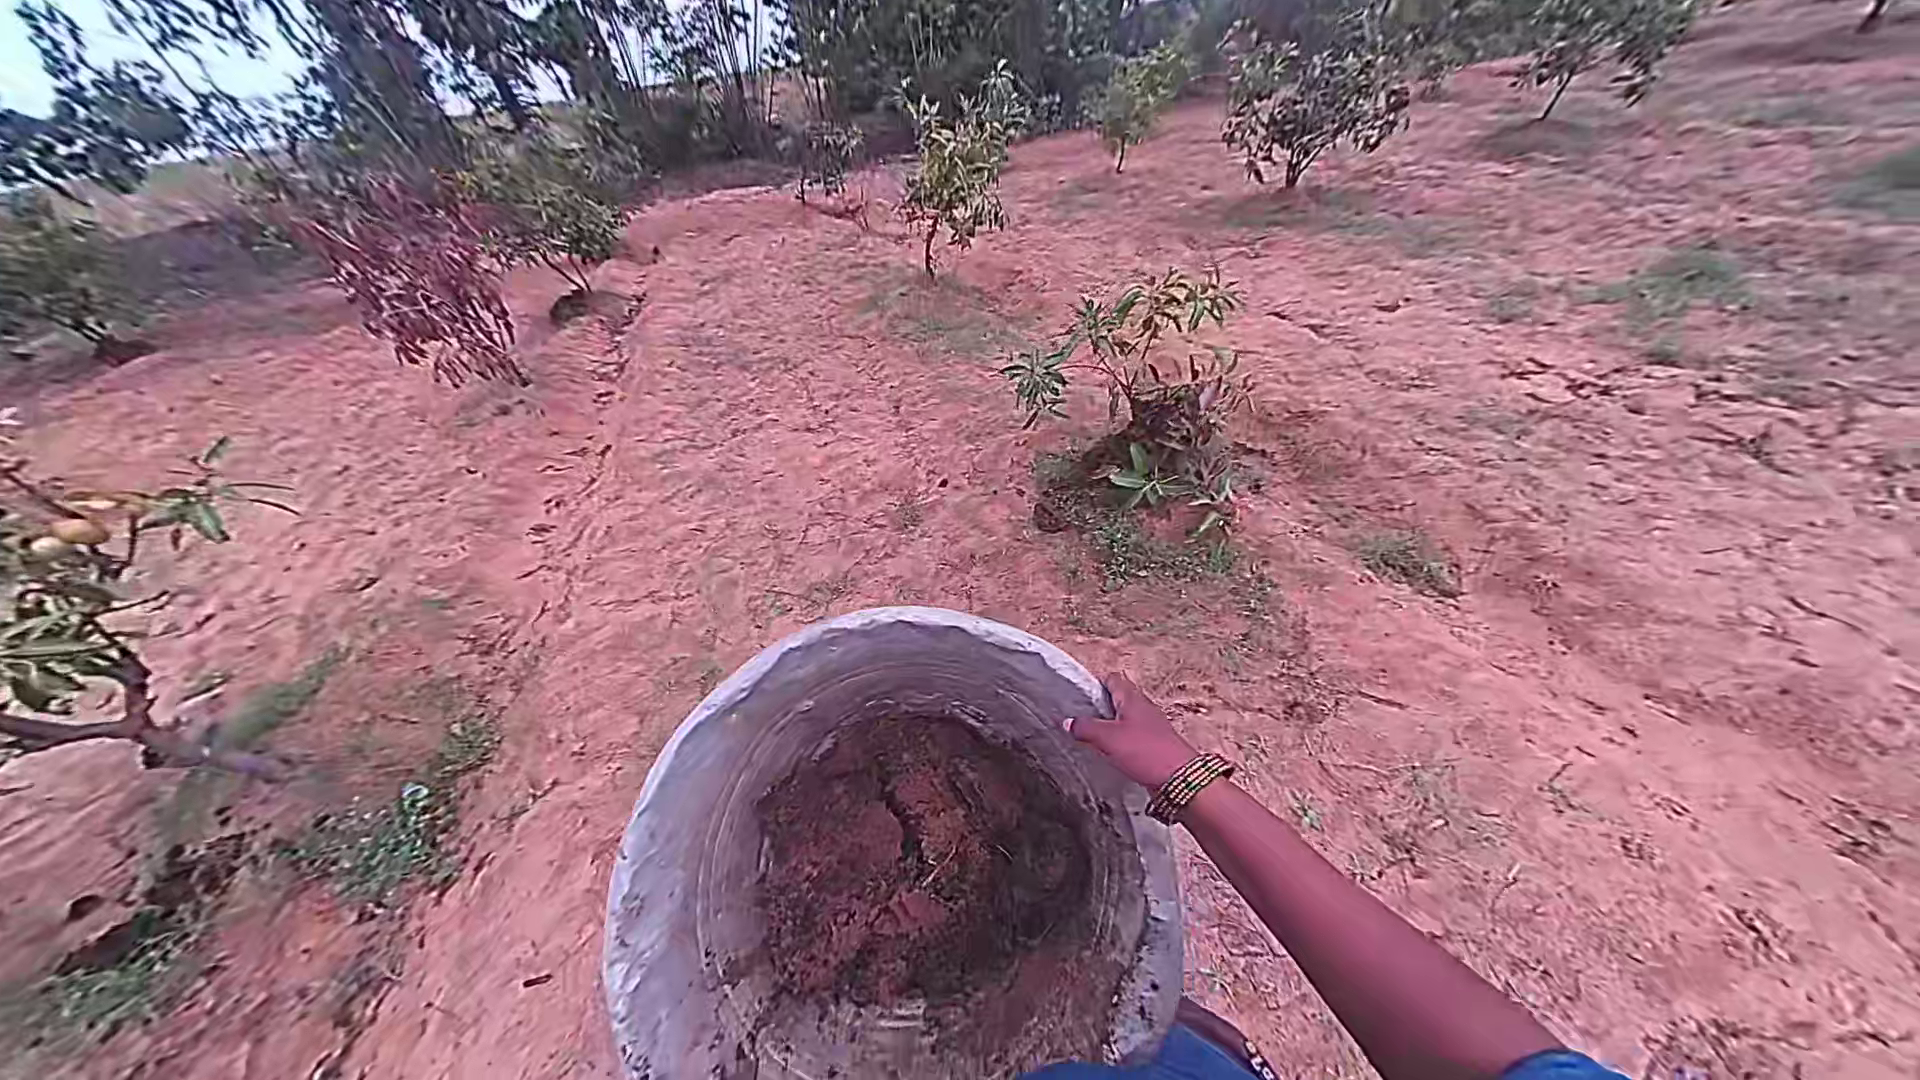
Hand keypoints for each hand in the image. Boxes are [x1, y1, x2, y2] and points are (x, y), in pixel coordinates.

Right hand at [1064, 672, 1197, 790]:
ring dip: (1111, 725)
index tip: (1080, 694)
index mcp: (1132, 699)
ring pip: (1126, 718)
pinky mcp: (1155, 745)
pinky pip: (1133, 737)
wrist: (1180, 779)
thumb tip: (1069, 722)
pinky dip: (1121, 741)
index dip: (1095, 683)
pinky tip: (1112, 753)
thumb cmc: (1146, 751)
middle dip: (1101, 705)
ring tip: (1093, 736)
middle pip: (1119, 698)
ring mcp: (1151, 727)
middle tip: (1083, 716)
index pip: (1112, 680)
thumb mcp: (1107, 738)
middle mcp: (1143, 708)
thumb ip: (1085, 728)